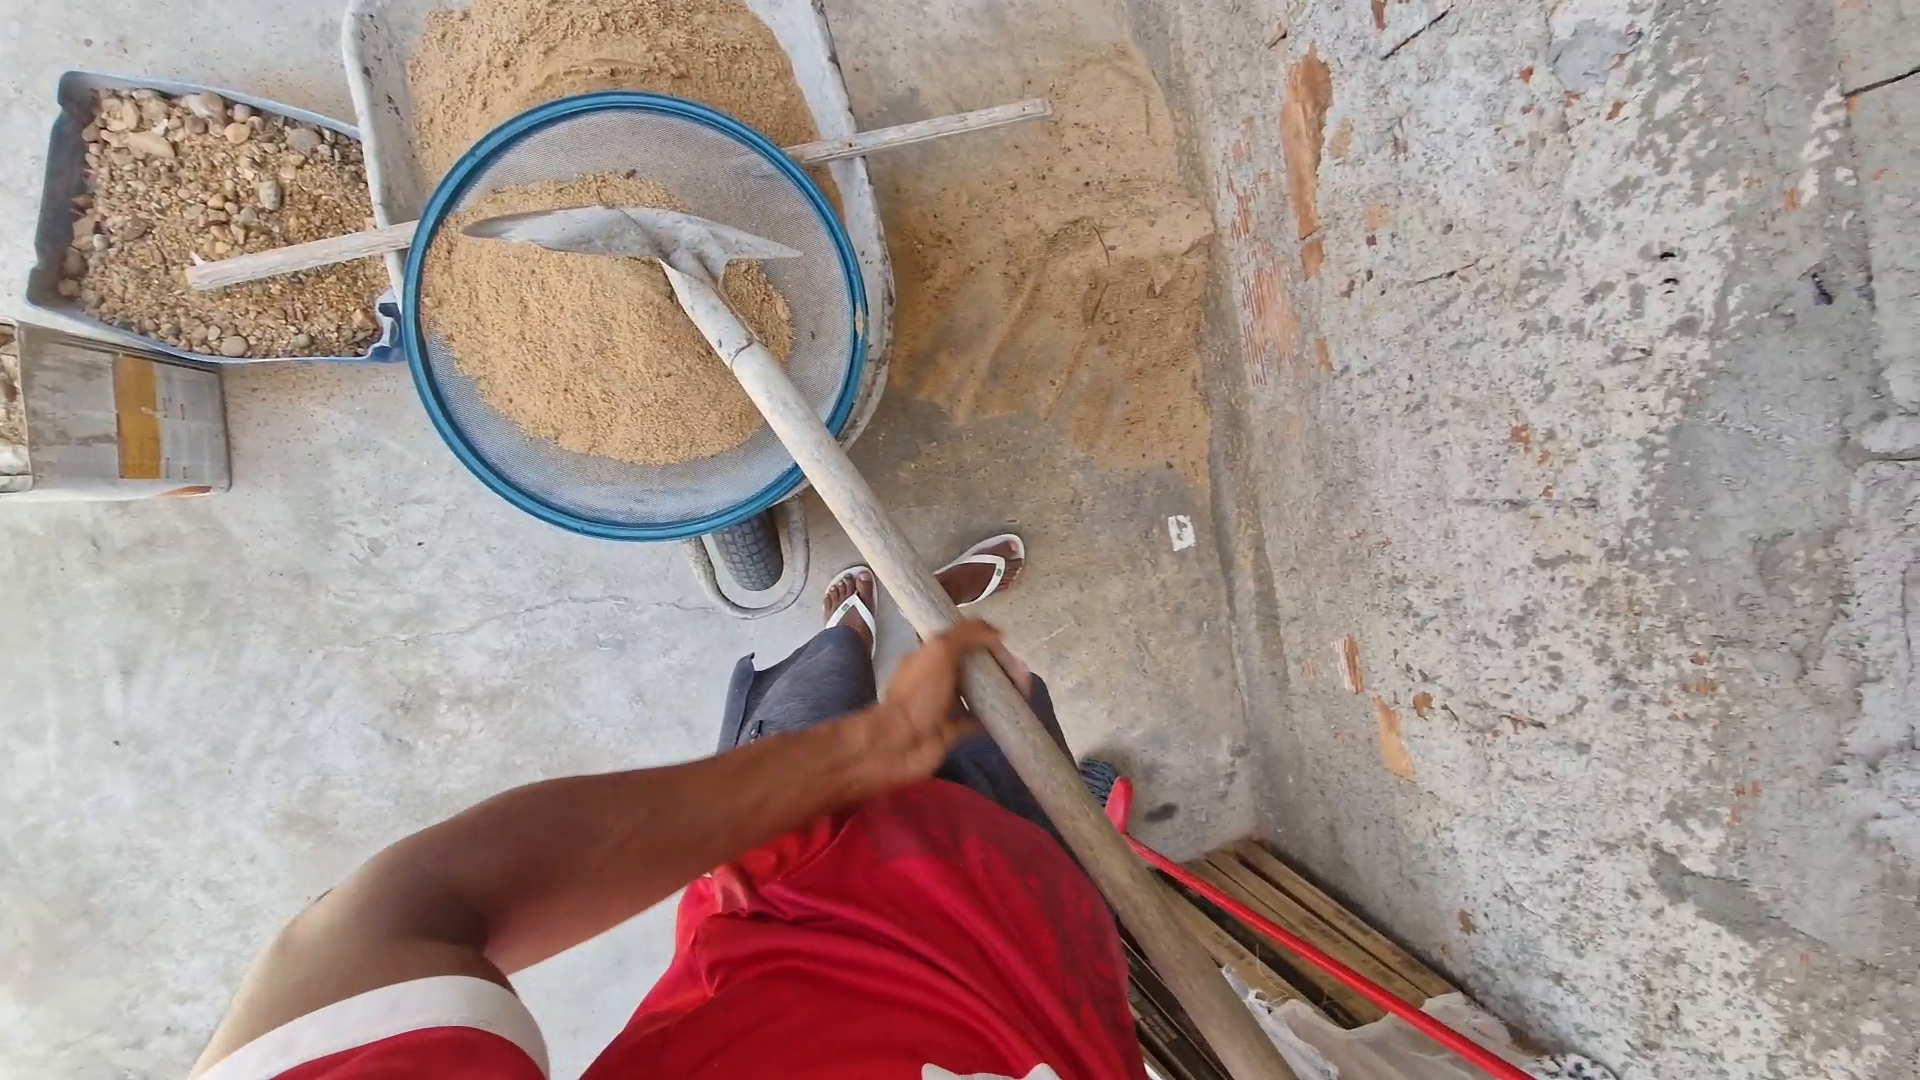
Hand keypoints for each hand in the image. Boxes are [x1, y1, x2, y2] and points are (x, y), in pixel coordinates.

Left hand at [841, 620, 1023, 793]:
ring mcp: (945, 705)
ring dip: (1001, 689)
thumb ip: (967, 635)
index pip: (962, 640)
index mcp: (930, 655)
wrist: (899, 743)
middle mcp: (937, 677)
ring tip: (1024, 691)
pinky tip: (1013, 713)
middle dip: (1000, 666)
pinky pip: (977, 720)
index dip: (986, 640)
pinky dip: (994, 717)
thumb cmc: (918, 693)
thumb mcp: (940, 650)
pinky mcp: (952, 731)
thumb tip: (998, 632)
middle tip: (1023, 673)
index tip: (1008, 645)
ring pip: (979, 692)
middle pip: (974, 666)